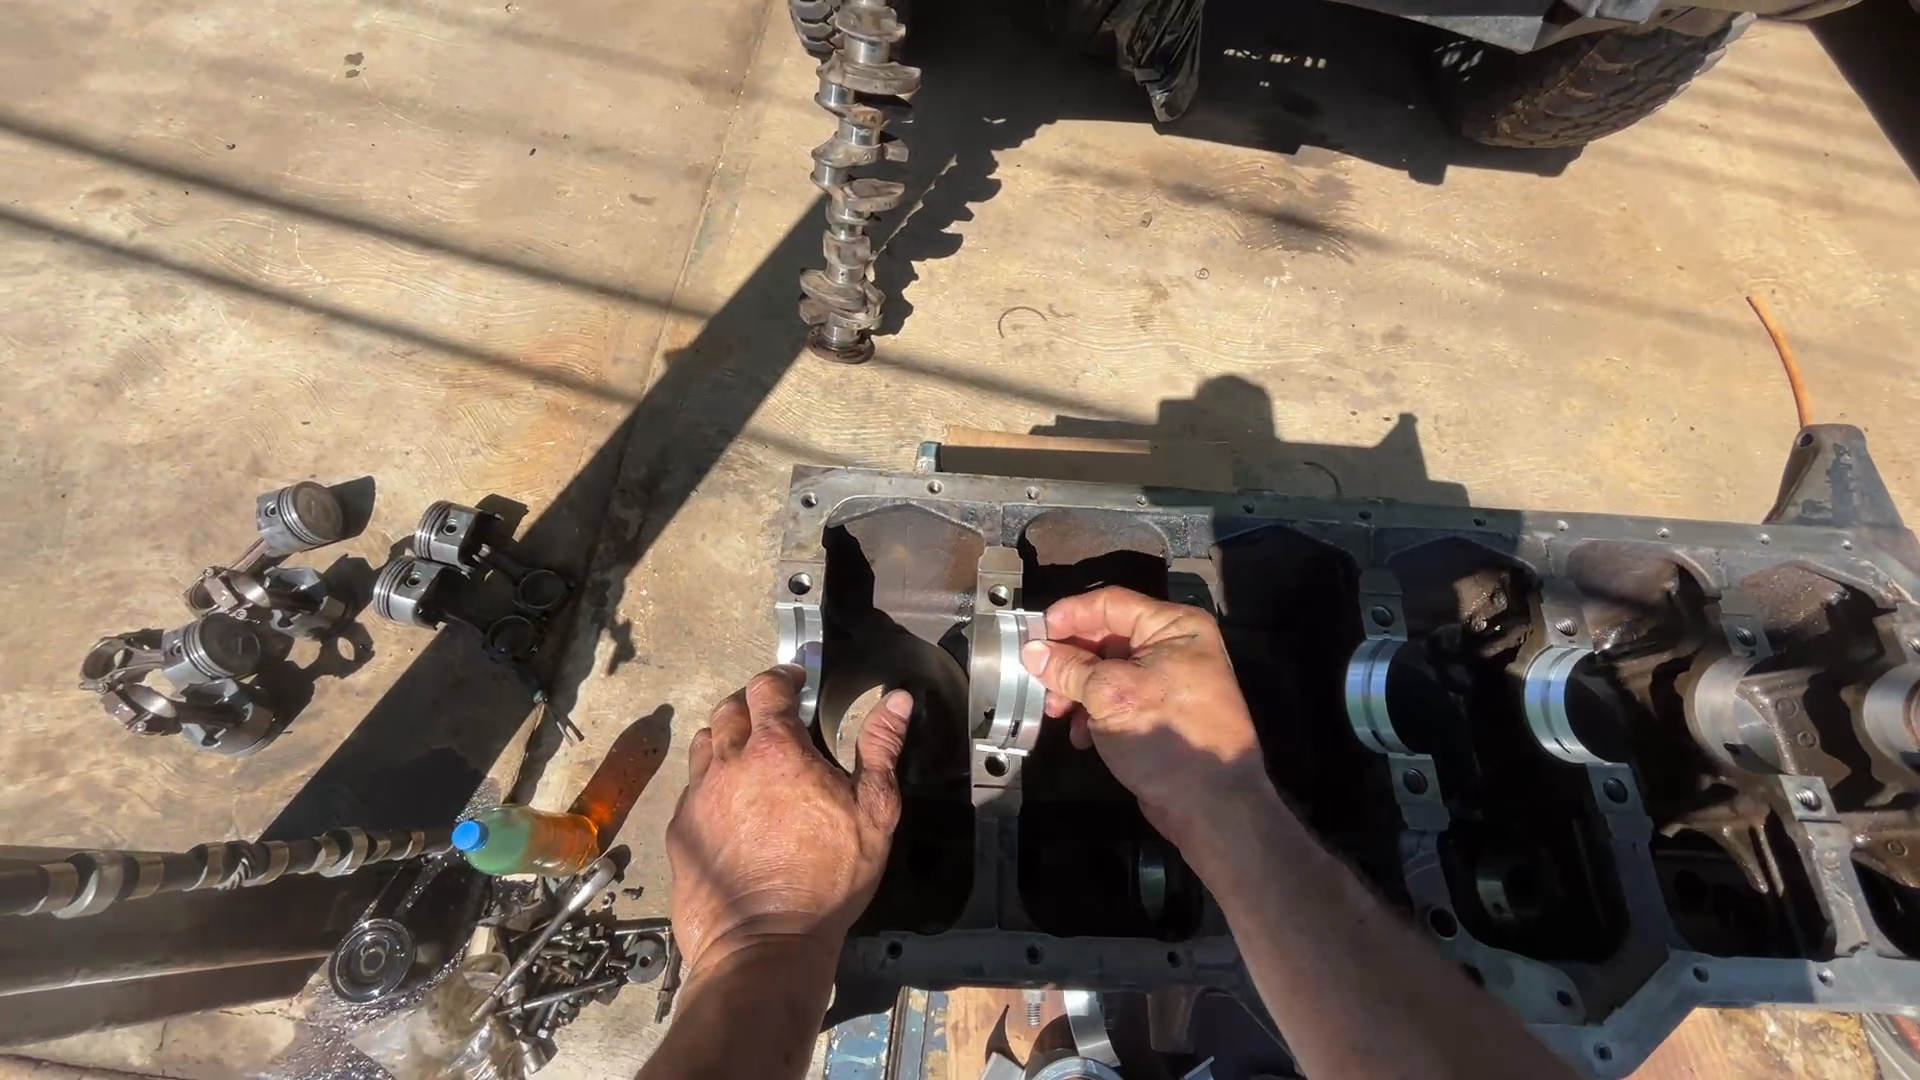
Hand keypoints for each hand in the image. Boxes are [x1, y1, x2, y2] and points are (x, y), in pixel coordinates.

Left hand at [666, 666, 911, 975]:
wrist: (764, 946)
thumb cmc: (828, 875)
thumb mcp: (873, 809)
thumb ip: (881, 747)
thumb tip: (898, 699)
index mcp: (776, 748)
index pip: (767, 687)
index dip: (782, 676)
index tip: (795, 679)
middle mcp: (729, 761)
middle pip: (729, 708)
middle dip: (752, 703)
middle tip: (775, 718)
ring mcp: (697, 796)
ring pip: (705, 743)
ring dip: (726, 737)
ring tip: (749, 756)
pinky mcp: (680, 830)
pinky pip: (691, 786)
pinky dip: (710, 780)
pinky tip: (730, 804)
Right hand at [1019, 586, 1275, 852]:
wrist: (1212, 806)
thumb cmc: (1165, 736)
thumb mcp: (1110, 695)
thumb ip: (1068, 669)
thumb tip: (1032, 650)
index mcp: (1174, 626)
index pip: (1110, 604)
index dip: (1068, 615)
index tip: (1032, 632)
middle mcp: (1173, 645)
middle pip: (1105, 637)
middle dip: (1069, 660)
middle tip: (1037, 677)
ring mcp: (1167, 680)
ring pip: (1106, 670)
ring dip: (1076, 690)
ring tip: (1055, 713)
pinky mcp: (1158, 712)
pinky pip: (1116, 698)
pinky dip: (1094, 712)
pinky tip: (1081, 736)